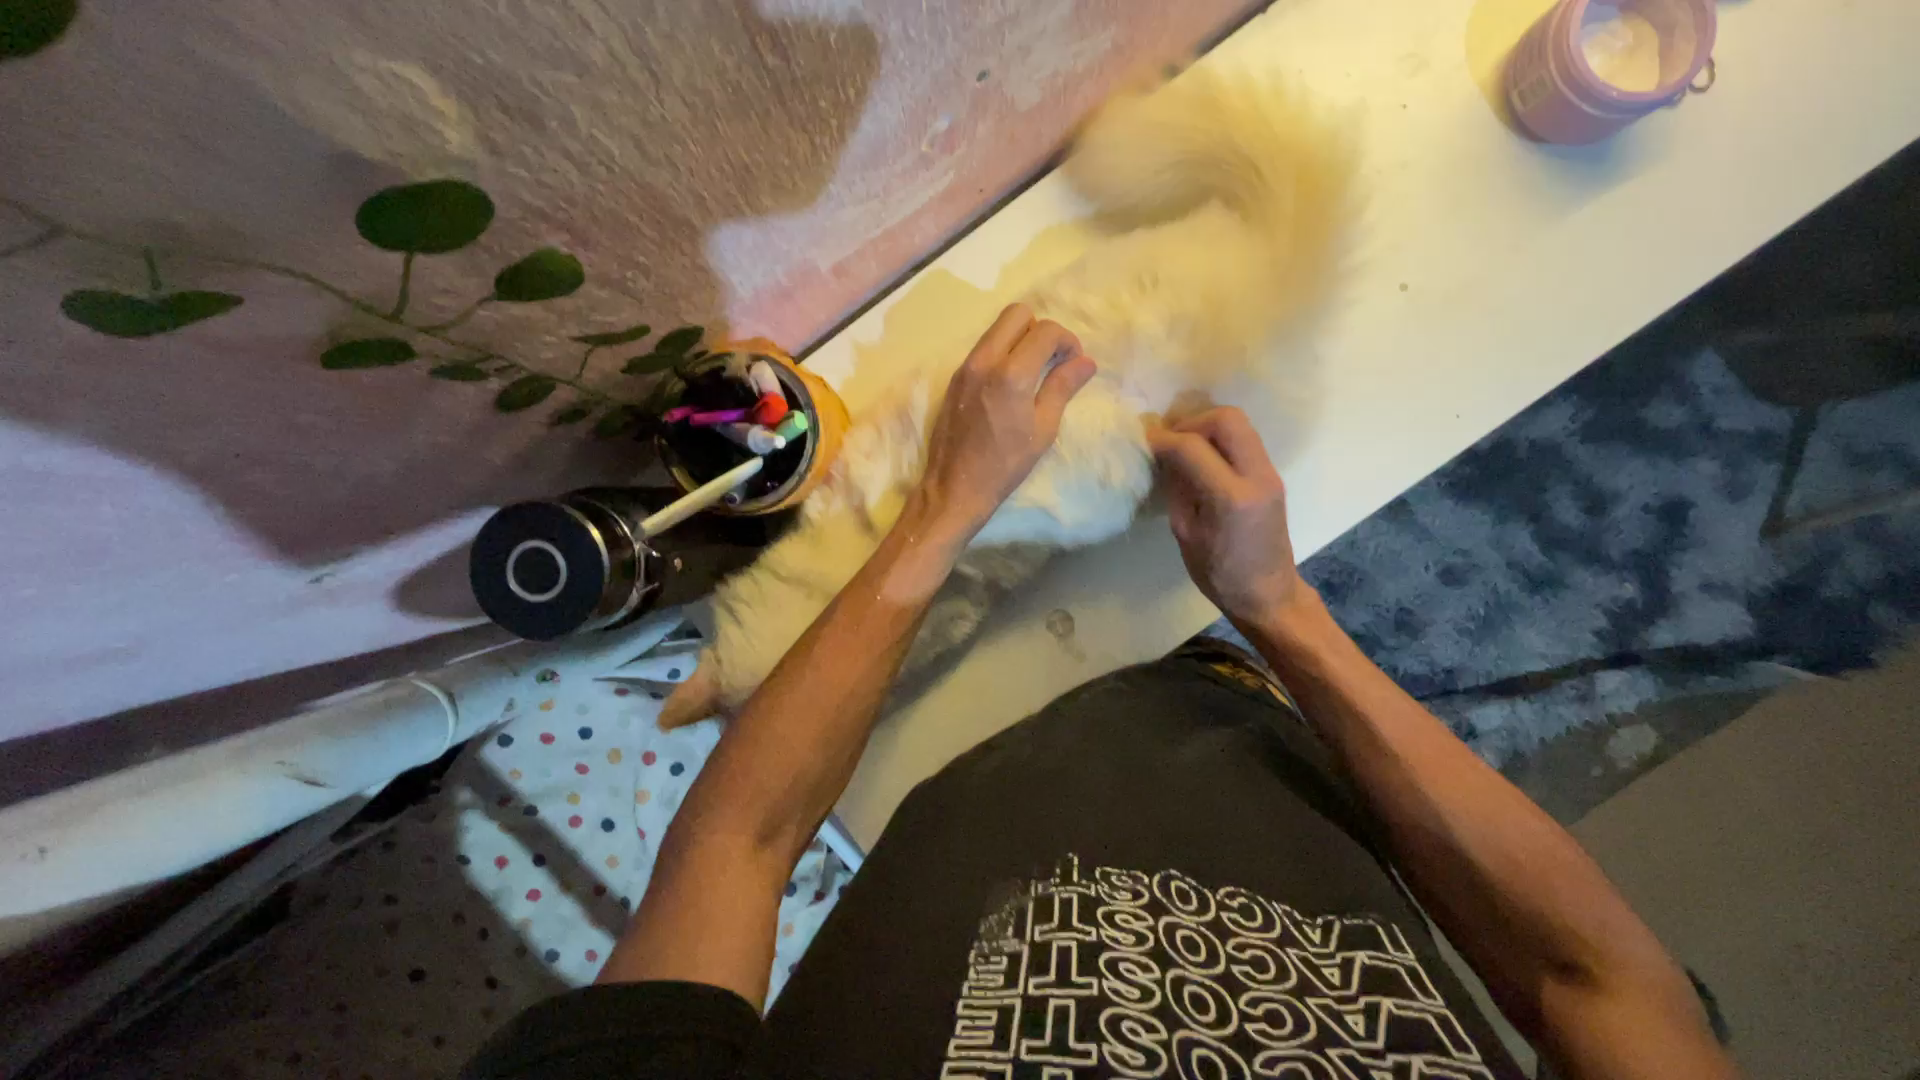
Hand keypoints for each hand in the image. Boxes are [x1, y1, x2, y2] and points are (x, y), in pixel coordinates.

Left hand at [911, 304, 1097, 538]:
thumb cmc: (1005, 465)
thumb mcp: (1043, 429)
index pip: (1046, 330)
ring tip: (1033, 372)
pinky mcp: (955, 378)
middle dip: (1041, 329)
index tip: (1073, 363)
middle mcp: (984, 360)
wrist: (955, 488)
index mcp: (1011, 374)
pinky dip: (1002, 352)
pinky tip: (1011, 384)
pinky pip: (983, 348)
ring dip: (1020, 339)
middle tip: (1051, 360)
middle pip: (1017, 314)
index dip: (1067, 341)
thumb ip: (1063, 388)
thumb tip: (1086, 362)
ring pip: (997, 328)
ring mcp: (965, 367)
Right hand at [1148, 407, 1311, 632]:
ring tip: (1183, 450)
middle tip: (1170, 442)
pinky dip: (1218, 440)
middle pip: (1226, 418)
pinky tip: (1201, 461)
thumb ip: (1177, 488)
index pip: (1192, 447)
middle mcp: (1256, 477)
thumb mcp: (1185, 533)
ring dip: (1206, 429)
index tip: (1144, 443)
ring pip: (1238, 424)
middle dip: (1191, 422)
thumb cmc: (1219, 575)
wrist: (1268, 595)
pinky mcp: (1271, 476)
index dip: (1162, 439)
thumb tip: (1165, 457)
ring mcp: (1270, 474)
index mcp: (1230, 498)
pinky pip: (1243, 441)